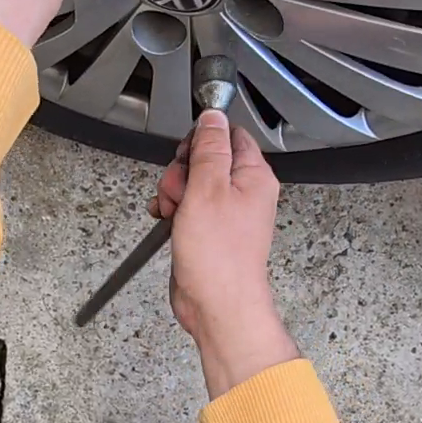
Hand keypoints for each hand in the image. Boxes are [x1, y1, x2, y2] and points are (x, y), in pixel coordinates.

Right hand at [153, 111, 299, 398]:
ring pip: (192, 185)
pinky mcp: (209, 234)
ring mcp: (226, 215)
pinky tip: (167, 221)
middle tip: (180, 191)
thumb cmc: (219, 257)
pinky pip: (187, 210)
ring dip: (173, 193)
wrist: (217, 305)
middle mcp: (244, 194)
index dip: (202, 140)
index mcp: (254, 176)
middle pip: (205, 159)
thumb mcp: (207, 188)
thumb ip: (208, 148)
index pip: (229, 134)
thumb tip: (212, 117)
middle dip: (182, 171)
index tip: (187, 155)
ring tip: (174, 212)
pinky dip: (173, 212)